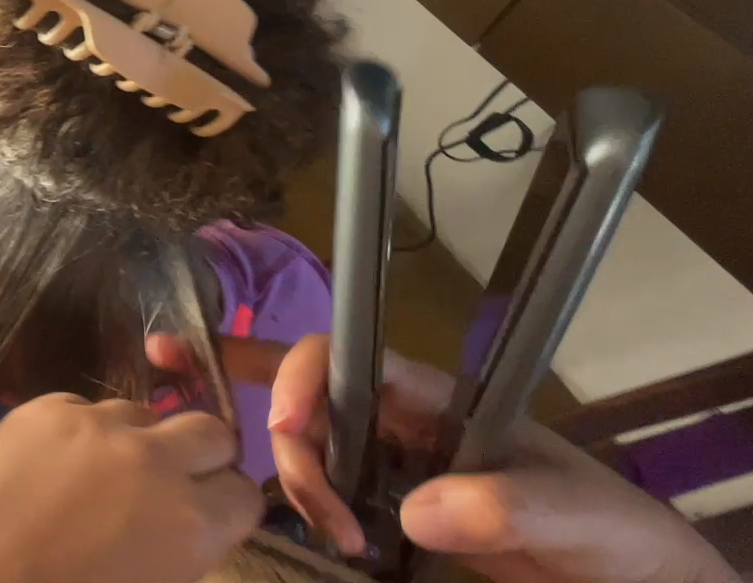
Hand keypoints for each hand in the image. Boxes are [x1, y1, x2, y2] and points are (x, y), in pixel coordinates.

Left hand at [0, 394, 260, 582]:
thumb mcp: (153, 582)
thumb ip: (182, 545)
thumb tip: (188, 521)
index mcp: (190, 520)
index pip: (243, 490)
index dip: (227, 502)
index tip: (210, 511)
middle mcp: (151, 458)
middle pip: (208, 428)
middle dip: (200, 452)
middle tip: (171, 479)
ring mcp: (95, 422)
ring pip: (141, 411)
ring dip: (137, 438)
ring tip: (104, 470)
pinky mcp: (48, 404)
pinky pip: (83, 407)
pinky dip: (82, 429)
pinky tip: (56, 460)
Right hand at [161, 333, 737, 582]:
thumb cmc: (616, 535)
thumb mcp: (580, 518)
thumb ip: (507, 506)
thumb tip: (411, 513)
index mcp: (430, 394)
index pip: (343, 357)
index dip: (300, 375)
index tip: (284, 426)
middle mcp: (393, 413)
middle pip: (307, 399)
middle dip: (291, 446)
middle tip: (321, 517)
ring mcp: (385, 454)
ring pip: (305, 442)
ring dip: (302, 483)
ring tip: (341, 541)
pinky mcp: (382, 496)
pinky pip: (323, 484)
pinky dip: (311, 506)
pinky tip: (333, 539)